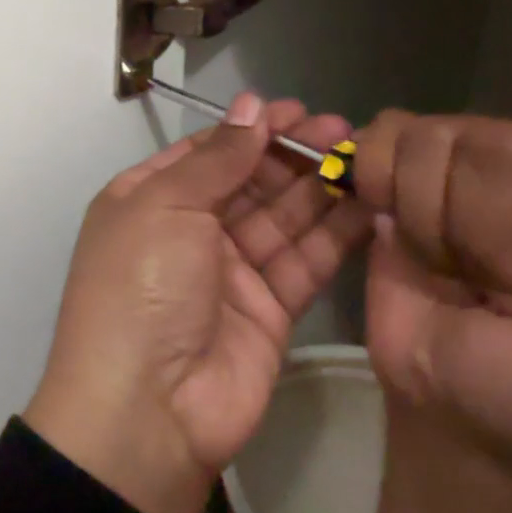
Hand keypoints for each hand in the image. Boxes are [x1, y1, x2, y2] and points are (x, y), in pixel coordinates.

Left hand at [24, 94, 367, 512]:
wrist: (147, 407)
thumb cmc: (140, 287)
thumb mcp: (164, 207)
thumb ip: (215, 159)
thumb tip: (250, 105)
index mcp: (147, 200)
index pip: (206, 153)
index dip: (249, 130)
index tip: (296, 109)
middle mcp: (188, 231)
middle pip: (248, 182)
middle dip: (291, 155)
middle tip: (344, 130)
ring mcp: (230, 272)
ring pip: (282, 218)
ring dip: (320, 188)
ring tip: (366, 158)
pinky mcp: (271, 310)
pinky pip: (306, 262)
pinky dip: (336, 235)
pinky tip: (371, 206)